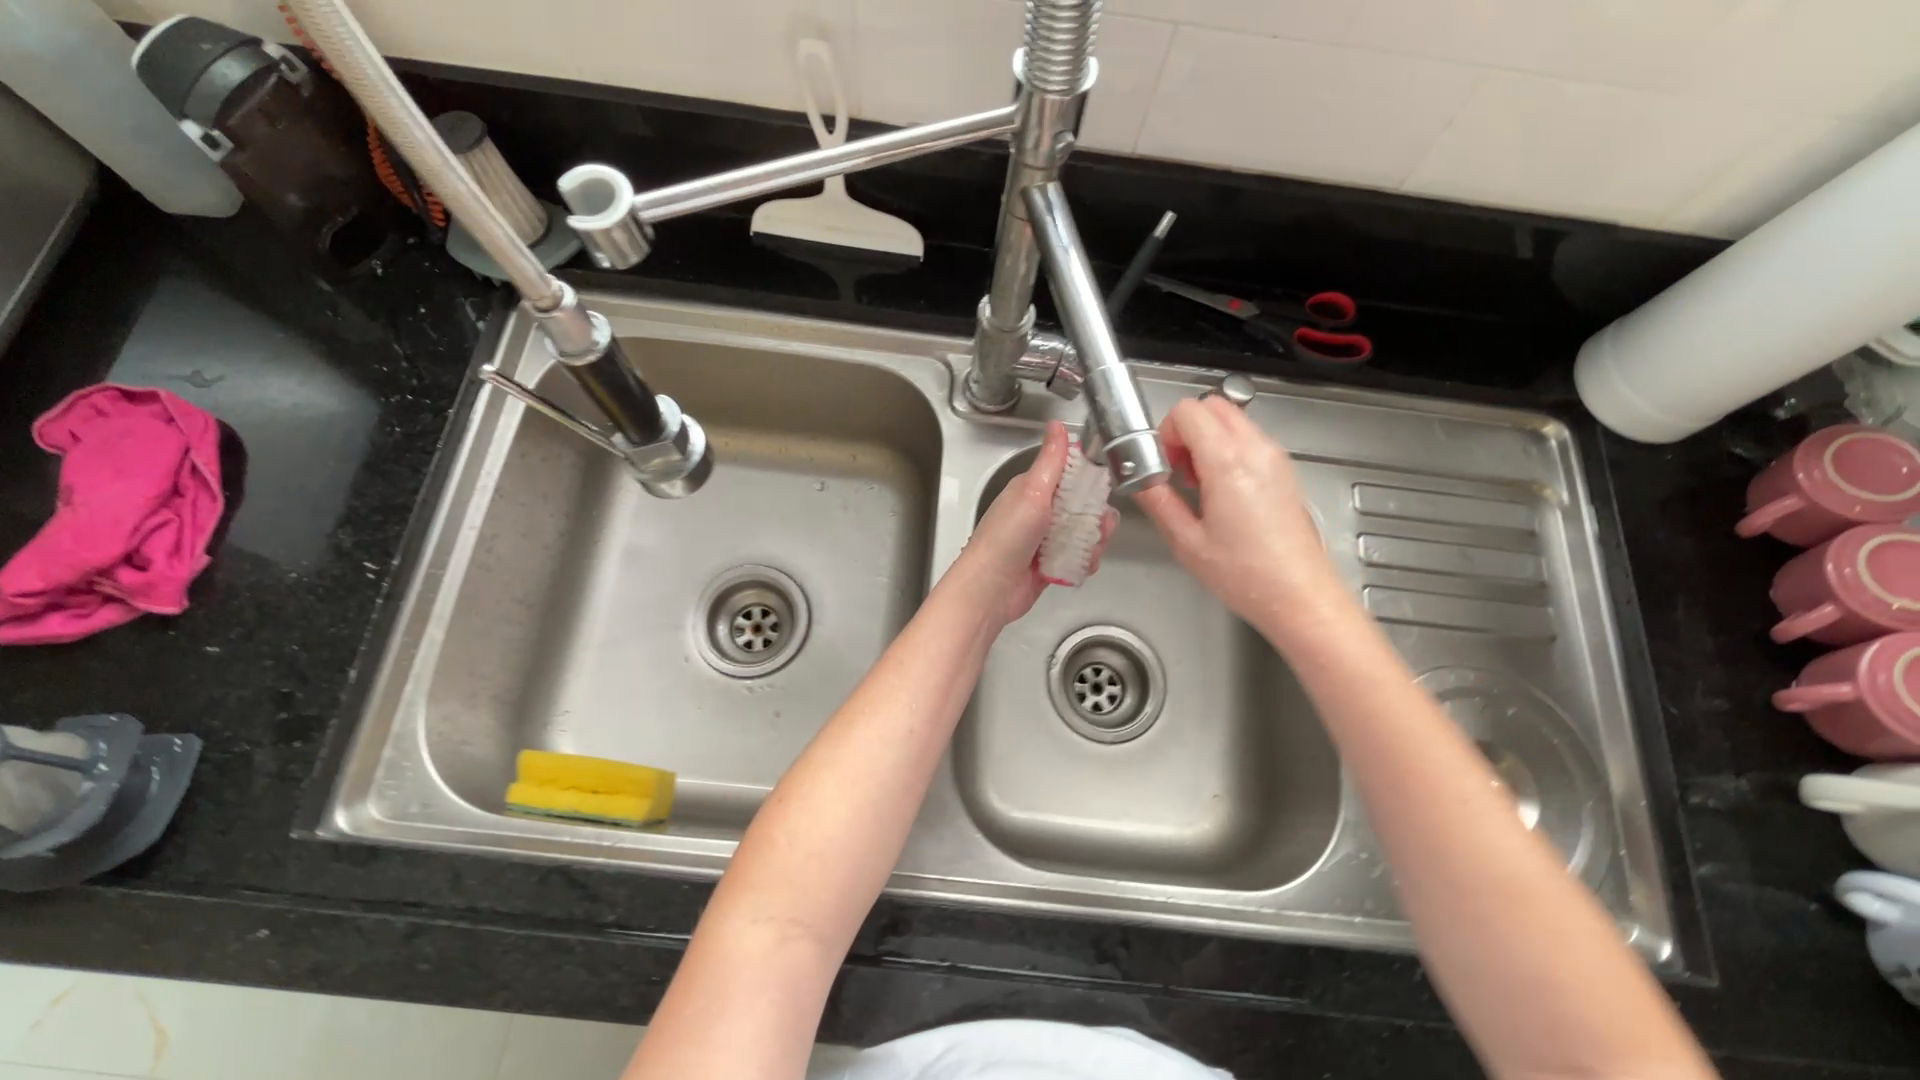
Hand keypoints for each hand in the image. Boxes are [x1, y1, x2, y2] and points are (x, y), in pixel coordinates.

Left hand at [948, 420, 1117, 627]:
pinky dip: (1084, 561)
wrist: (991, 589)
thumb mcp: (1032, 491)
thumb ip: (1050, 460)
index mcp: (1033, 489)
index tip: (1100, 491)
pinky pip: (1078, 557)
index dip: (1091, 481)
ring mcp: (1045, 539)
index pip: (1071, 475)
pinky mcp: (1051, 563)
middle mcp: (1039, 512)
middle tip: (1097, 527)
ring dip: (1093, 541)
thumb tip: (1057, 425)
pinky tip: (1081, 565)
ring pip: (1084, 533)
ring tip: (1088, 550)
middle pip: (1083, 507)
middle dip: (1097, 517)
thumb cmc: (1005, 538)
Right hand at [1133, 395, 1343, 640]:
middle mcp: (1256, 450)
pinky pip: (1250, 440)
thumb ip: (1158, 502)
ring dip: (1207, 440)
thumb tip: (1141, 482)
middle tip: (1176, 469)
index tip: (1161, 461)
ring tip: (1198, 484)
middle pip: (1212, 406)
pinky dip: (1228, 450)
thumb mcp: (1187, 542)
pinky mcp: (1284, 471)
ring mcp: (1275, 458)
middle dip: (1187, 430)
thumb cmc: (1248, 574)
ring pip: (1233, 421)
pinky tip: (1220, 492)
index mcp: (1228, 463)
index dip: (1167, 431)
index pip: (1189, 411)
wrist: (1299, 595)